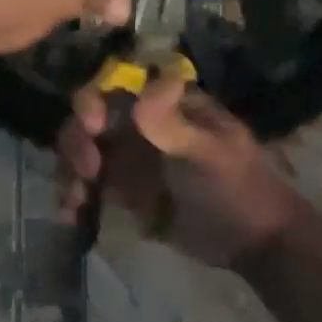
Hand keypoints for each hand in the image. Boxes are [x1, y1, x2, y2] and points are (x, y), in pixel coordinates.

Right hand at [57, 76, 310, 265]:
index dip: (92, 101)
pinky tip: (72, 216)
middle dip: (76, 142)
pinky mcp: (121, 190)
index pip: (115, 86)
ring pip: (81, 151)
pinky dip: (73, 197)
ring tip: (75, 202)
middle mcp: (139, 124)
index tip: (92, 128)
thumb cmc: (238, 189)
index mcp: (164, 104)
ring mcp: (128, 157)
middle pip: (87, 119)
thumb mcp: (209, 153)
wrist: (252, 244)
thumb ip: (173, 122)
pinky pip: (86, 185)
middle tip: (87, 173)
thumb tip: (156, 77)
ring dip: (68, 172)